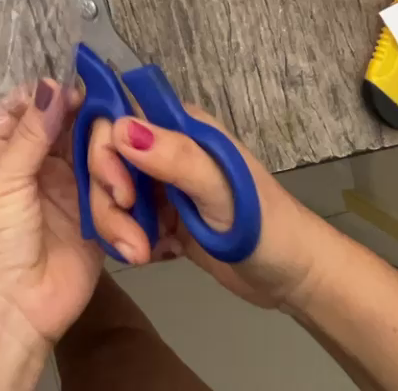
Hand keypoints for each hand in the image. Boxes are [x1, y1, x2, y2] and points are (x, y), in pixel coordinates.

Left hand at [0, 79, 102, 350]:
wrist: (10, 310)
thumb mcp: (5, 178)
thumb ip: (32, 132)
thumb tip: (51, 85)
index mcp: (10, 150)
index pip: (31, 108)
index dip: (51, 96)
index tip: (74, 93)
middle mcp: (43, 165)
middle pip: (73, 128)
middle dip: (92, 128)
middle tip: (108, 134)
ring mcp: (72, 192)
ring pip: (99, 157)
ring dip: (109, 166)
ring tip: (115, 187)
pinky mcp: (97, 221)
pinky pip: (117, 196)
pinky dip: (123, 197)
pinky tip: (127, 199)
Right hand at [83, 105, 336, 309]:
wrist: (293, 279)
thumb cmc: (265, 226)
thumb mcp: (222, 190)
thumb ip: (175, 158)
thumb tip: (120, 128)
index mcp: (176, 127)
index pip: (115, 118)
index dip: (104, 151)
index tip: (121, 192)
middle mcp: (160, 148)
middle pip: (105, 159)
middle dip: (108, 201)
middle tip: (131, 240)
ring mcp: (157, 183)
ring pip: (108, 192)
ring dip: (116, 226)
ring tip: (142, 255)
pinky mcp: (158, 216)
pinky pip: (122, 220)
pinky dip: (127, 239)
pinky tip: (154, 255)